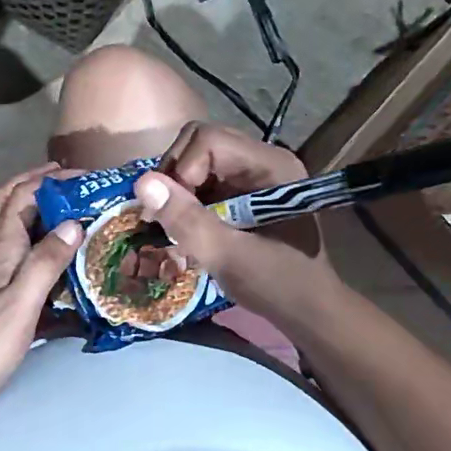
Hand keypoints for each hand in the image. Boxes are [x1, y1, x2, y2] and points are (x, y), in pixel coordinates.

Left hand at [0, 164, 81, 405]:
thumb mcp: (21, 304)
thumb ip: (45, 261)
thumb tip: (73, 220)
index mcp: (0, 250)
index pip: (21, 197)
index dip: (48, 180)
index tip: (85, 175)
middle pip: (5, 201)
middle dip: (32, 181)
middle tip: (65, 178)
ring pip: (6, 224)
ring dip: (29, 204)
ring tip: (63, 205)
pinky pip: (12, 249)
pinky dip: (31, 236)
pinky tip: (48, 250)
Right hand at [137, 125, 326, 310]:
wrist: (308, 310)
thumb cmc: (277, 284)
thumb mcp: (228, 256)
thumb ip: (188, 220)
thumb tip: (142, 182)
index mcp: (270, 166)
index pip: (209, 141)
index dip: (181, 169)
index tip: (171, 211)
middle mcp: (261, 160)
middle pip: (200, 142)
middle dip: (174, 175)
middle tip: (164, 213)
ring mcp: (251, 174)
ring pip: (196, 158)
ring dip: (177, 188)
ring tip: (172, 222)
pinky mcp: (241, 190)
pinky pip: (202, 178)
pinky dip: (186, 198)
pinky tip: (186, 226)